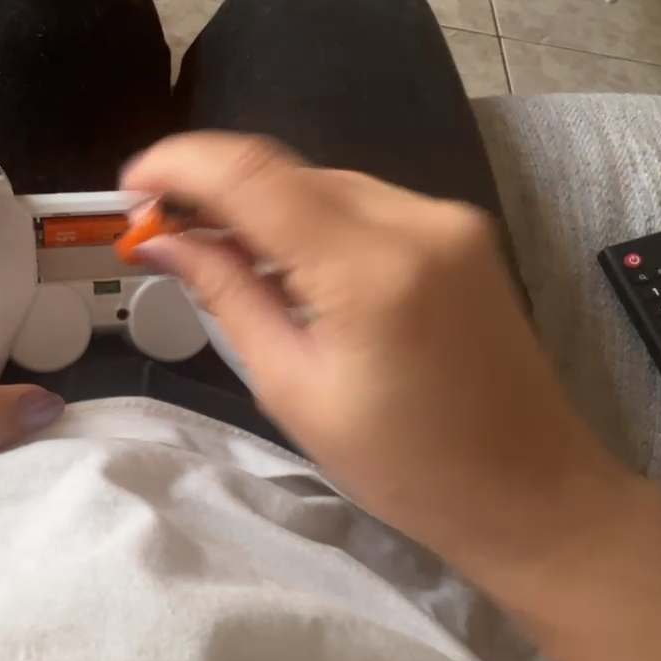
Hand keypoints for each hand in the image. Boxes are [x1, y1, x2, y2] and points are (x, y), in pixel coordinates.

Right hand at [122, 132, 637, 586]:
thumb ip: (228, 296)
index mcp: (370, 269)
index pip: (252, 175)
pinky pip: (359, 204)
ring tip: (213, 253)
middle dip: (211, 192)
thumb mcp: (291, 388)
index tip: (129, 188)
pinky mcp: (458, 232)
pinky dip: (304, 221)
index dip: (178, 167)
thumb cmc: (402, 466)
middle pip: (285, 172)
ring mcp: (447, 219)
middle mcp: (417, 219)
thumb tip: (164, 243)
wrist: (531, 493)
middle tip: (160, 233)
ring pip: (320, 184)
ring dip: (257, 208)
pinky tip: (279, 262)